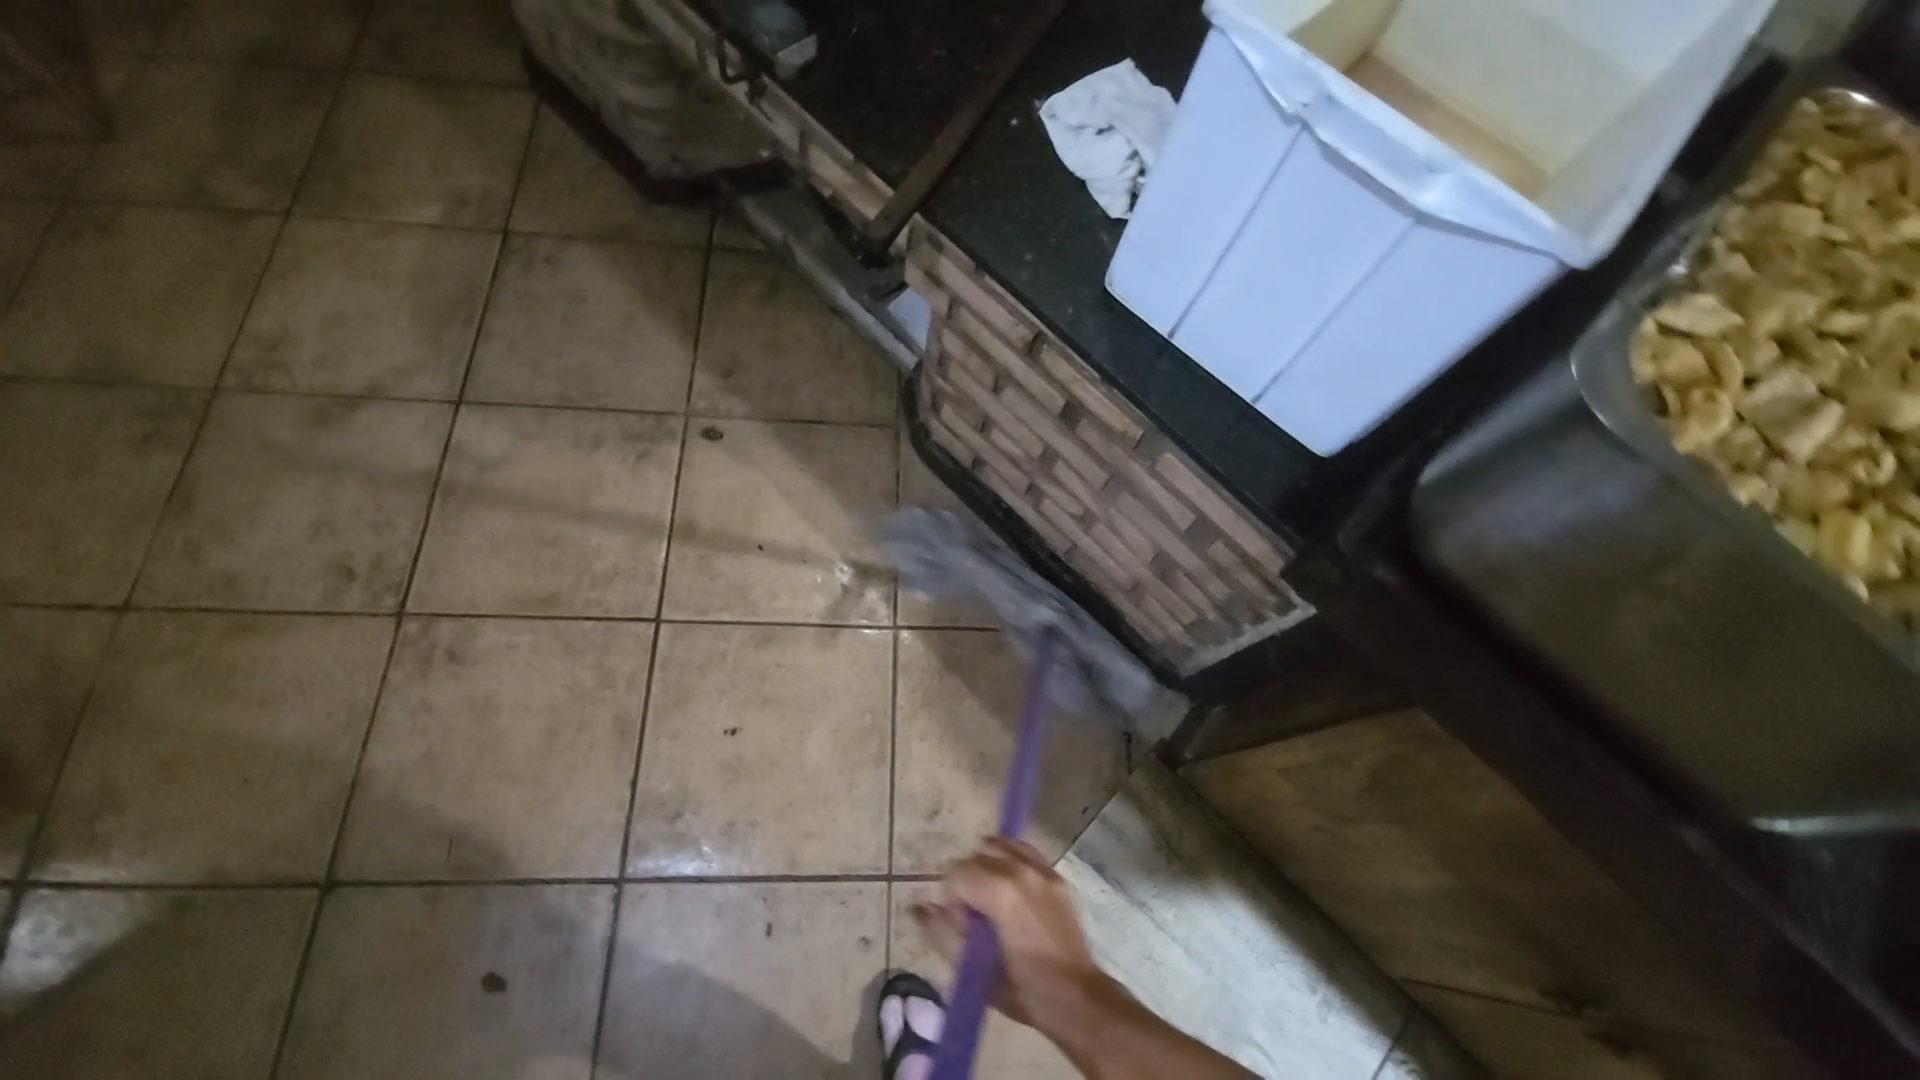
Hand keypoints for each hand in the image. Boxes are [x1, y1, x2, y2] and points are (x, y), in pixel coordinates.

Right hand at [910, 836, 1104, 1027]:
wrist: (1074, 996)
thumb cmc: (1020, 987)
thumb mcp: (972, 967)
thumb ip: (940, 931)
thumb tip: (918, 906)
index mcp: (1000, 891)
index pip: (955, 873)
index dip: (950, 899)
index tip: (960, 926)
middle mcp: (1021, 870)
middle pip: (975, 857)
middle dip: (966, 882)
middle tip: (973, 919)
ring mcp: (1042, 870)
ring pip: (999, 847)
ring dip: (986, 867)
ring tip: (990, 900)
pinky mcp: (1056, 877)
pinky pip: (1024, 852)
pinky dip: (1009, 859)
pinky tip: (1008, 886)